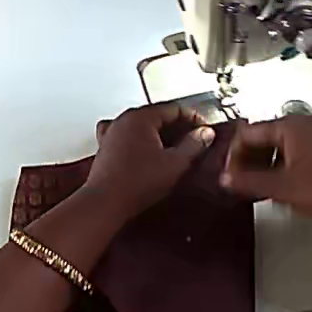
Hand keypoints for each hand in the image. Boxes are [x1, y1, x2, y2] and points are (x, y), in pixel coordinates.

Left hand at [81, 104, 215, 222]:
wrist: (107, 202)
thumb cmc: (137, 183)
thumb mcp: (175, 164)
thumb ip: (193, 145)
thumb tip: (204, 133)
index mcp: (140, 117)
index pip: (173, 108)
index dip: (193, 118)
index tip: (204, 129)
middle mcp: (123, 120)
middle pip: (157, 115)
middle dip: (178, 127)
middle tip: (195, 140)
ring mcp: (112, 133)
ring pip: (143, 127)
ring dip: (160, 135)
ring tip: (176, 150)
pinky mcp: (107, 147)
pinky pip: (129, 138)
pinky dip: (142, 143)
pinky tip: (150, 155)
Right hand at [219, 115, 311, 226]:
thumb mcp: (287, 190)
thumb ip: (250, 182)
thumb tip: (228, 178)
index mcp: (291, 125)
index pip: (247, 133)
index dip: (234, 156)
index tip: (232, 175)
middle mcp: (310, 122)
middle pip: (268, 137)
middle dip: (254, 161)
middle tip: (248, 184)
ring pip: (289, 145)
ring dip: (275, 166)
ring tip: (274, 191)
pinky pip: (309, 152)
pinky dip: (297, 167)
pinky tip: (303, 190)